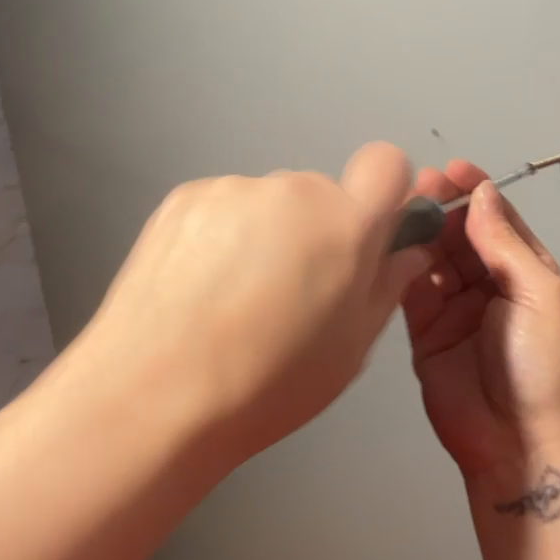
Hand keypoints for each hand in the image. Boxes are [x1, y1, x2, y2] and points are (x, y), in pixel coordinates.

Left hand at [71, 143, 431, 463]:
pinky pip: (226, 207)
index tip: (369, 236)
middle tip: (295, 294)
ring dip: (269, 234)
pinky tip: (203, 288)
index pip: (388, 164)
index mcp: (345, 225)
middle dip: (320, 231)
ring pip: (271, 203)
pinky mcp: (184, 198)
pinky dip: (224, 236)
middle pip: (323, 193)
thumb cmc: (266, 385)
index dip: (386, 195)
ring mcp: (233, 190)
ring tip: (237, 298)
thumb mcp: (351, 350)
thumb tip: (405, 252)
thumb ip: (387, 287)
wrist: (153, 395)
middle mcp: (292, 191)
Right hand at [402, 160, 559, 476]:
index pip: (503, 222)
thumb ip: (507, 245)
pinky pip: (411, 291)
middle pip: (464, 236)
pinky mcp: (426, 334)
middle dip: (444, 208)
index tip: (453, 169)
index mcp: (532, 276)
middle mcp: (493, 288)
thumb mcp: (541, 298)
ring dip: (420, 232)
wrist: (522, 448)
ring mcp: (457, 311)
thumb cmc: (548, 369)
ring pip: (434, 259)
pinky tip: (387, 245)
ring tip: (397, 210)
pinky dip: (400, 267)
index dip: (479, 192)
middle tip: (417, 186)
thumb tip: (482, 194)